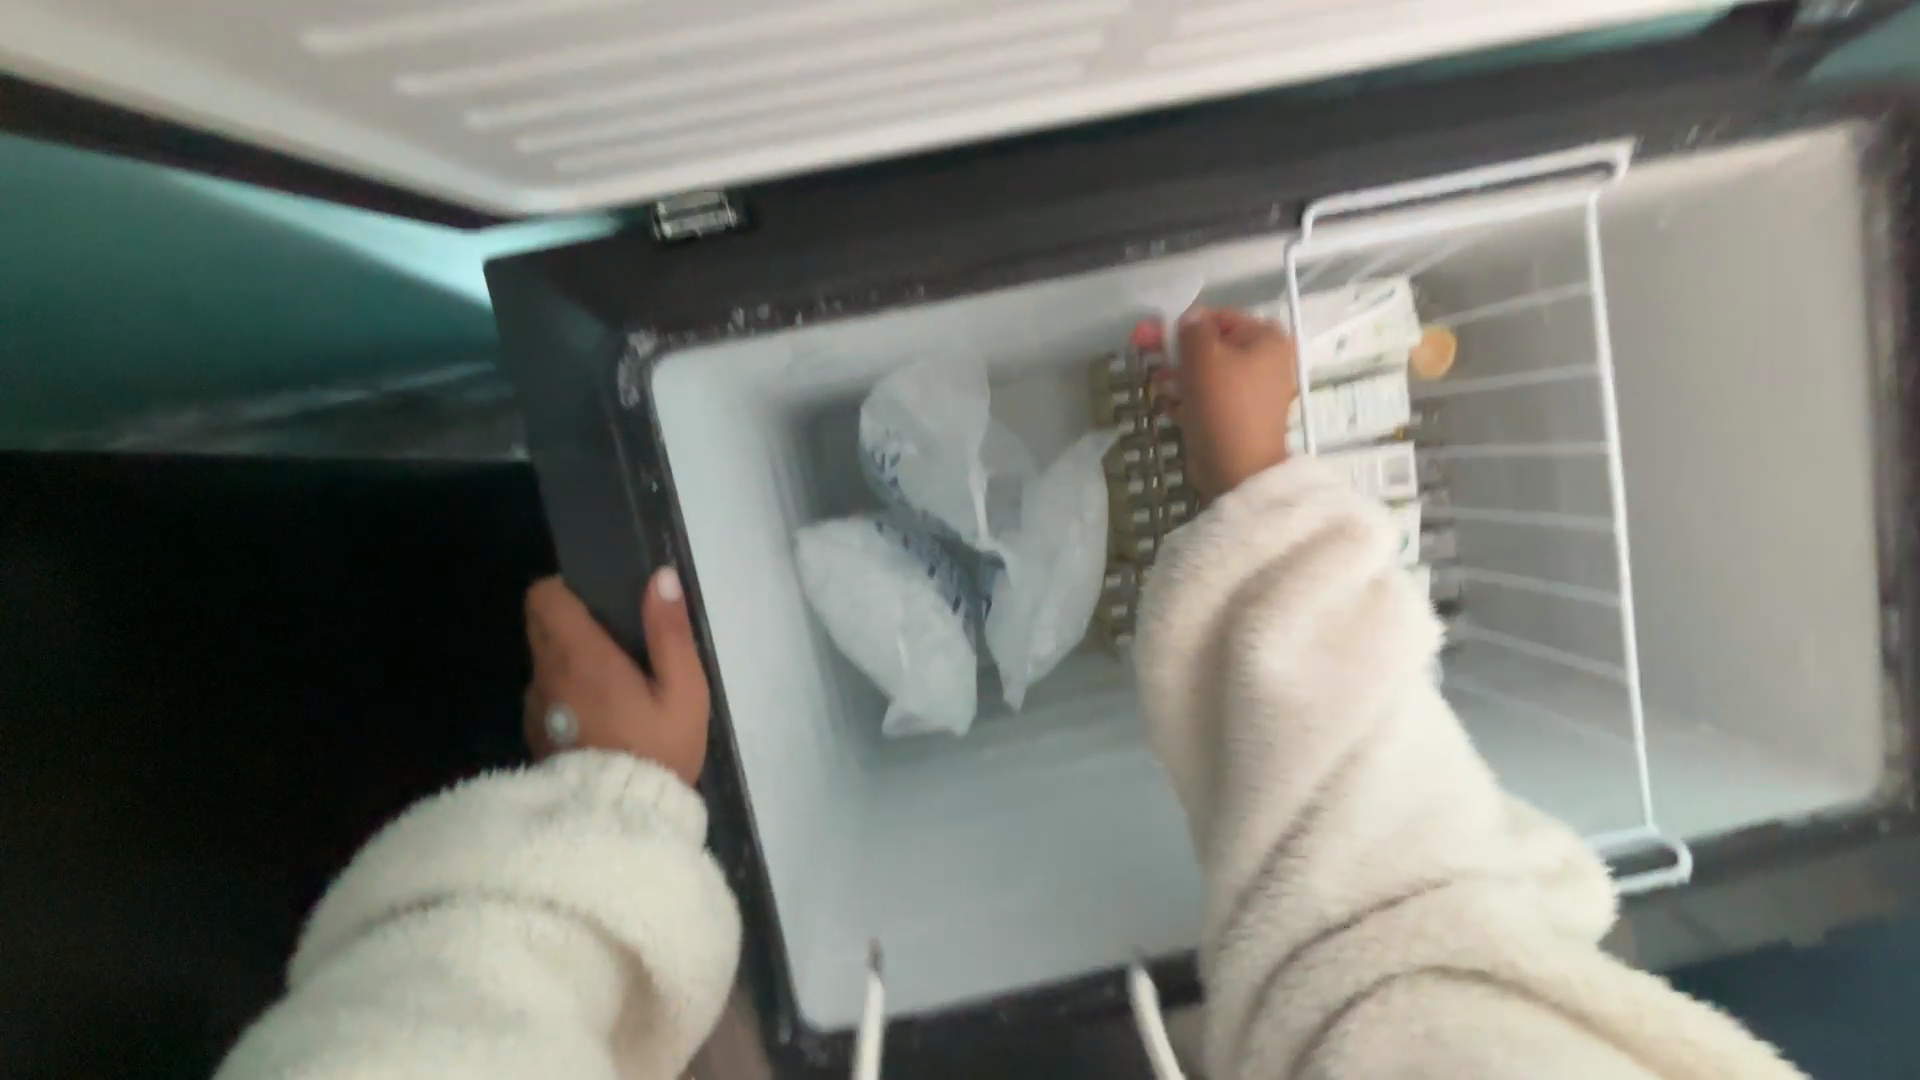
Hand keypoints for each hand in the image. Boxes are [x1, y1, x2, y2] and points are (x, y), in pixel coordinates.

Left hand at [523, 568, 709, 786]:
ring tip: (614, 678)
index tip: (602, 600)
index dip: (568, 589)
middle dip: (571, 618)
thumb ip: (670, 630)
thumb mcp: (684, 689)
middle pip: (540, 622)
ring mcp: (535, 706)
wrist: (619, 820)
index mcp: (580, 655)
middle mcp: (547, 674)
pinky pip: (546, 691)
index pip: (545, 596)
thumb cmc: (658, 747)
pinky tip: (601, 711)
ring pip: (543, 658)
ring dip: (569, 656)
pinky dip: (566, 688)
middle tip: (618, 637)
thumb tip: (660, 576)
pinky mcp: (536, 732)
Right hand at [1135, 308, 1300, 498]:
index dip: (1178, 324)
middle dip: (1175, 353)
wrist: (1237, 469)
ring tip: (1160, 388)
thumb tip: (1188, 319)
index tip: (1144, 335)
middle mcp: (1264, 361)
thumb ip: (1192, 329)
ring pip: (1205, 374)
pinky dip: (1188, 400)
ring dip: (1177, 378)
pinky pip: (1208, 399)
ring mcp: (1251, 392)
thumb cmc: (1223, 405)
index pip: (1216, 318)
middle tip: (1145, 359)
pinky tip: (1171, 408)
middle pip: (1209, 347)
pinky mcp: (1236, 418)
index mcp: (1265, 339)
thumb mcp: (1203, 356)